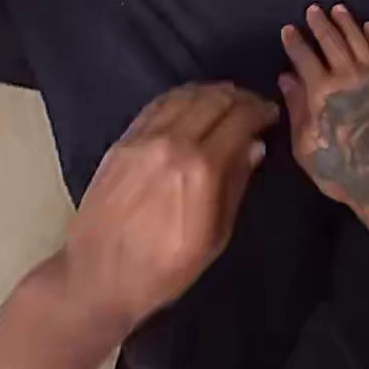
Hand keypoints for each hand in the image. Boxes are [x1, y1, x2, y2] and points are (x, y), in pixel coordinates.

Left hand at [60, 83, 276, 330]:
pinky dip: (182, 95)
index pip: (240, 119)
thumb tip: (255, 146)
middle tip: (253, 105)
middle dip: (241, 97)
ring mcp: (145, 137)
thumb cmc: (165, 268)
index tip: (271, 113)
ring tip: (226, 99)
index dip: (261, 110)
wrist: (97, 277)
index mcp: (201, 169)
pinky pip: (158, 103)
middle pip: (215, 99)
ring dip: (212, 91)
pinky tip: (192, 101)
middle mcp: (174, 142)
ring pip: (186, 94)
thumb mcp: (214, 237)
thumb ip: (236, 184)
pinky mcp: (124, 139)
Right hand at [278, 4, 368, 205]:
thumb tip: (286, 77)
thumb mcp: (305, 143)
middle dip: (320, 23)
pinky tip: (368, 26)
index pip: (304, 57)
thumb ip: (296, 107)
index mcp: (321, 90)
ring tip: (338, 8)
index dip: (294, 42)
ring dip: (346, 22)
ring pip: (357, 40)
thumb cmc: (337, 166)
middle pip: (331, 41)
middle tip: (313, 9)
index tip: (288, 29)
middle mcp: (346, 75)